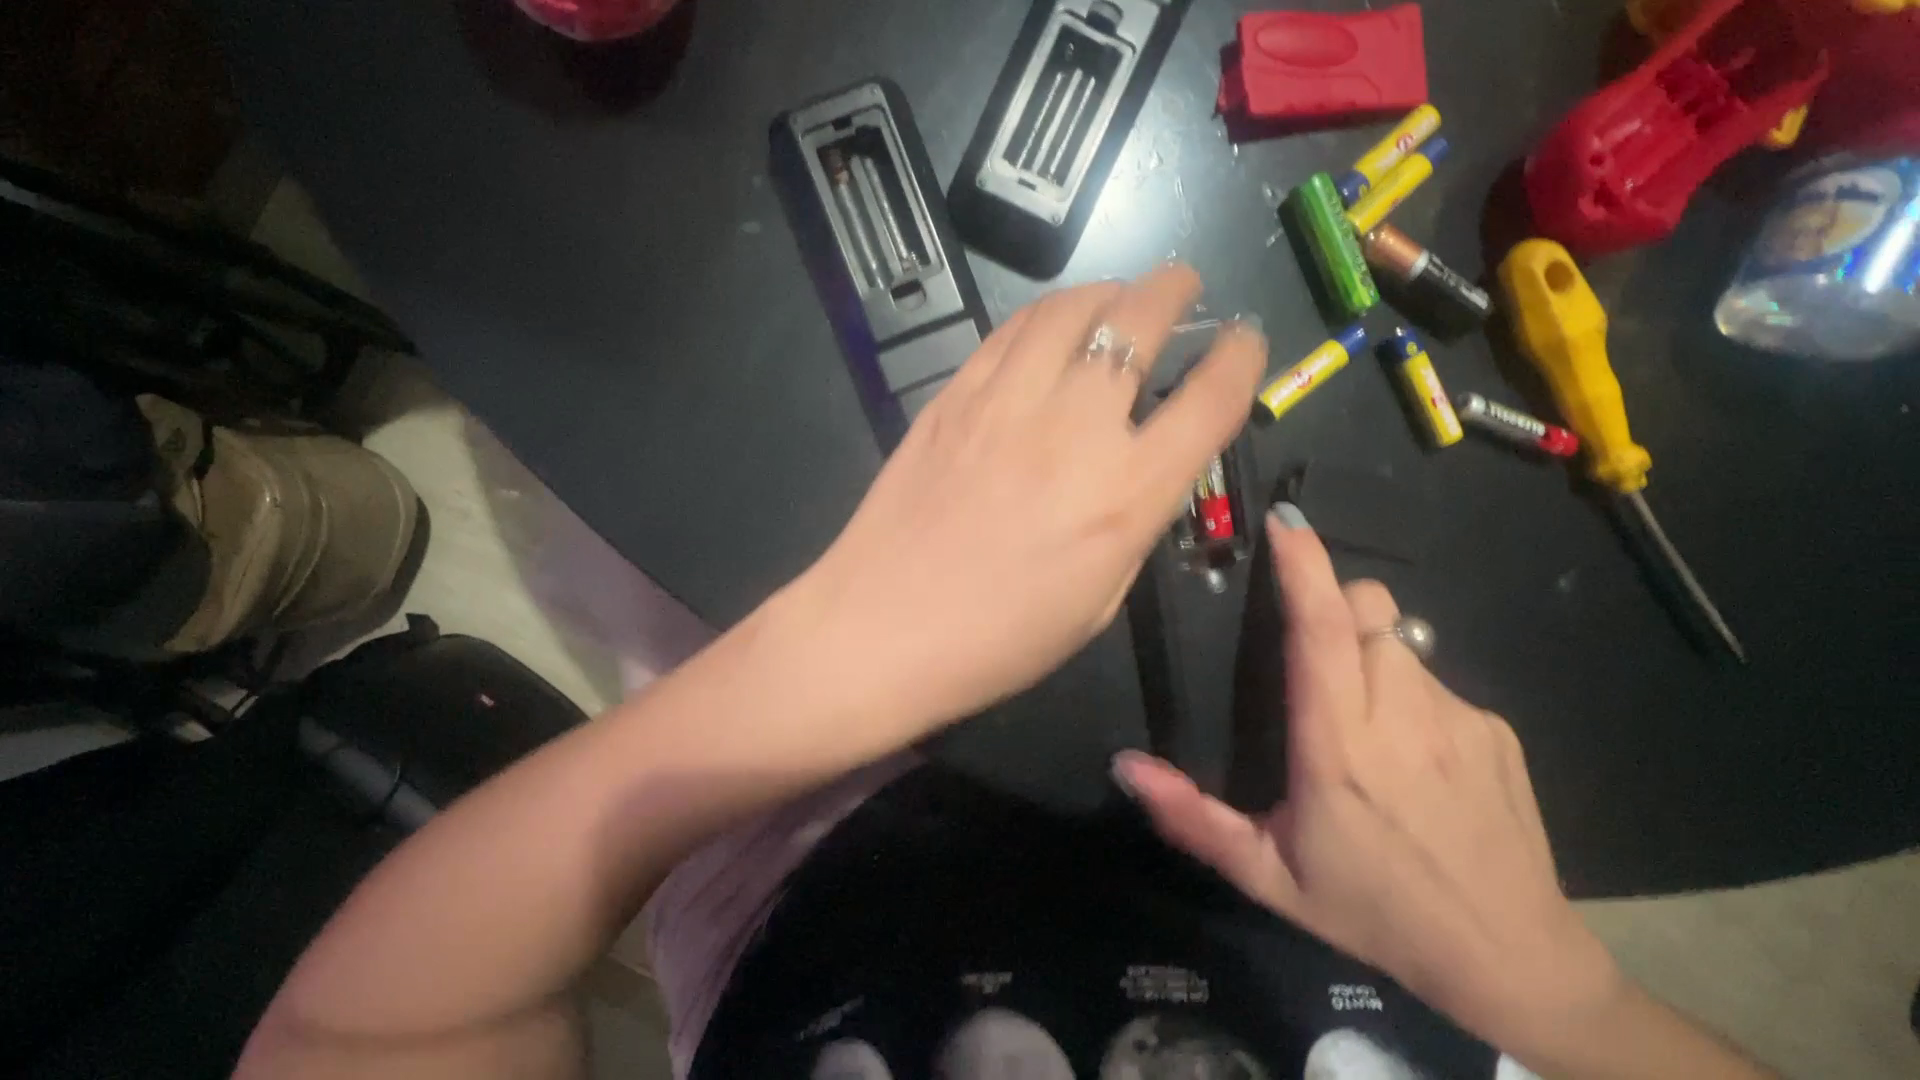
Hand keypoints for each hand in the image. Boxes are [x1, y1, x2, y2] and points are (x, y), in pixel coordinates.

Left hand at [793, 263, 1265, 734]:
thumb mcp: (1099, 601)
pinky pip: (1009, 332)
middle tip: (1184, 285)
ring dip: (1107, 290)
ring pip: (1069, 310)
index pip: (1209, 400)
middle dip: (1174, 289)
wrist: (881, 628)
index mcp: (1126, 494)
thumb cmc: (999, 640)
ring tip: (1118, 295)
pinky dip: (1044, 316)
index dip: (1241, 359)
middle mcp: (1075, 430)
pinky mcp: (953, 398)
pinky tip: (1049, 325)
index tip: (1246, 341)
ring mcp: (1007, 404)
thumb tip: (1141, 472)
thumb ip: (1131, 524)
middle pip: (1138, 323)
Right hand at [1112, 508, 1625, 1054]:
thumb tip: (1125, 765)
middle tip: (1310, 665)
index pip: (1320, 631)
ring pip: (1401, 643)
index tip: (1284, 522)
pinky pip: (1438, 682)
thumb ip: (1191, 817)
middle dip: (1333, 608)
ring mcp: (1460, 717)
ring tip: (1364, 731)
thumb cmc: (1371, 912)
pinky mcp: (1497, 728)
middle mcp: (1402, 715)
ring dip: (1368, 659)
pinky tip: (1414, 762)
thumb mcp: (1267, 876)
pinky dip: (1410, 697)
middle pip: (1366, 613)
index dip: (1303, 567)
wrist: (1509, 955)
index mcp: (1337, 747)